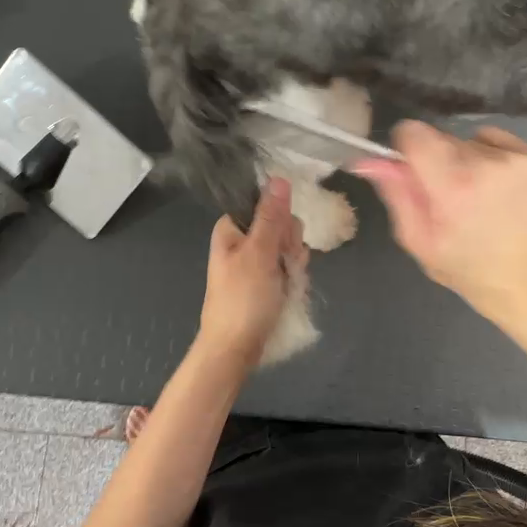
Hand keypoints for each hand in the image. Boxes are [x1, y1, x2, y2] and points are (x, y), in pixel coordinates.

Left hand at [196, 178, 306, 366]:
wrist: (235, 349)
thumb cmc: (243, 300)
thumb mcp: (259, 254)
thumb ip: (271, 217)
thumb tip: (279, 178)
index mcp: (231, 229)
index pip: (267, 206)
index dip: (280, 221)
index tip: (282, 241)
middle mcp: (242, 242)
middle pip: (282, 227)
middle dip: (291, 247)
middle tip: (283, 267)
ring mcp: (255, 264)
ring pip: (290, 249)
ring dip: (294, 266)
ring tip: (286, 285)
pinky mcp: (266, 283)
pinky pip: (289, 270)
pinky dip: (293, 280)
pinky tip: (290, 293)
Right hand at [353, 121, 526, 324]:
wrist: (517, 276)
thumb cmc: (460, 263)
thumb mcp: (416, 238)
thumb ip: (395, 193)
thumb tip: (370, 159)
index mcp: (452, 187)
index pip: (414, 133)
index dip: (407, 148)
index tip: (411, 168)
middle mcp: (485, 165)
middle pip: (441, 138)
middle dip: (436, 160)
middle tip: (446, 196)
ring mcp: (514, 160)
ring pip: (467, 141)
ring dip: (464, 162)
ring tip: (474, 197)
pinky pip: (493, 141)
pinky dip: (489, 158)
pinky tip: (493, 188)